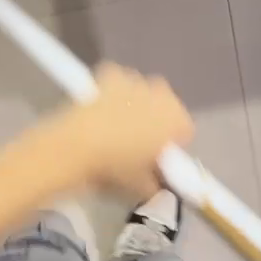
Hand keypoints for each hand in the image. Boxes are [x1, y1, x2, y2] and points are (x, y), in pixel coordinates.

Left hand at [36, 64, 194, 199]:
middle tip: (138, 144)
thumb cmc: (115, 167)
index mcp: (176, 119)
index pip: (185, 131)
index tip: (158, 158)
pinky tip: (102, 107)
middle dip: (157, 122)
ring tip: (117, 126)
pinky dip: (113, 91)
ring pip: (143, 92)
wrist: (76, 147)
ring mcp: (135, 80)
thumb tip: (156, 183)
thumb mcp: (141, 186)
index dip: (172, 145)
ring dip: (136, 104)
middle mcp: (162, 93)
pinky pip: (118, 82)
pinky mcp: (109, 74)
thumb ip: (156, 183)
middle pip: (166, 107)